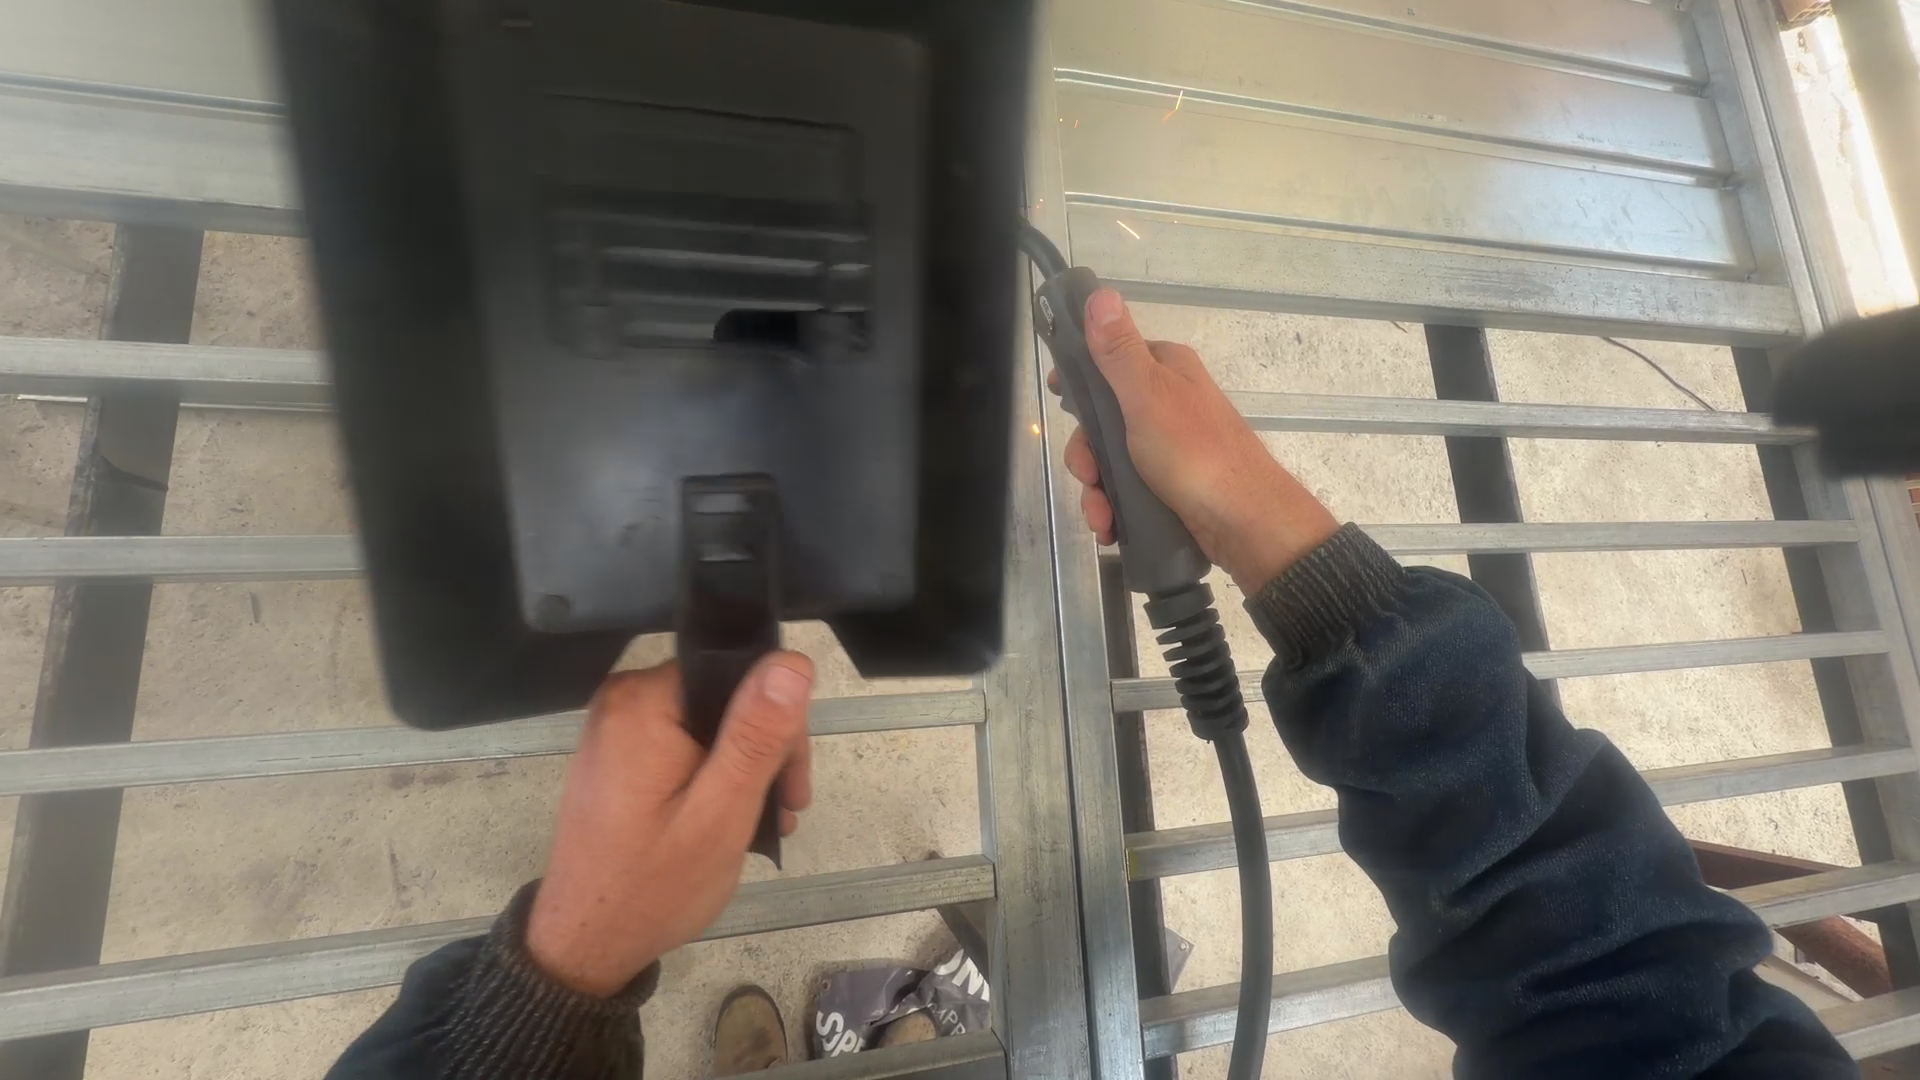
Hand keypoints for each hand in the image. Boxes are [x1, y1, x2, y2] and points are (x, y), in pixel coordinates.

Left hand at [526, 653, 814, 996]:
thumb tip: (792, 662)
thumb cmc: (652, 887)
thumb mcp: (721, 813)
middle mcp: (626, 698)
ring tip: (771, 818)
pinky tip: (738, 813)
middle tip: (789, 806)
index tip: (793, 773)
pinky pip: (688, 739)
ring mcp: (620, 724)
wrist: (583, 950)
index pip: (738, 674)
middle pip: (728, 695)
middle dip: (768, 747)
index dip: (778, 717)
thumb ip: (757, 735)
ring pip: (714, 719)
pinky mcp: (622, 749)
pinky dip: (719, 771)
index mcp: (645, 700)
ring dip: (750, 763)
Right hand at [1061, 289, 1338, 592]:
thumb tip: (1100, 295)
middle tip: (1087, 477)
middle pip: (1102, 419)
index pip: (1109, 361)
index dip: (1079, 381)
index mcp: (1164, 370)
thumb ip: (1118, 352)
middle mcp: (1166, 403)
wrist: (1242, 521)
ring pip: (1111, 460)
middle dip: (1087, 456)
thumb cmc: (1193, 452)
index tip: (1059, 400)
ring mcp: (1168, 446)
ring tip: (1101, 517)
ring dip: (1096, 491)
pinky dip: (1114, 508)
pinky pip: (1127, 489)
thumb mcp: (1147, 396)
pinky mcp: (1169, 483)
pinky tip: (1111, 526)